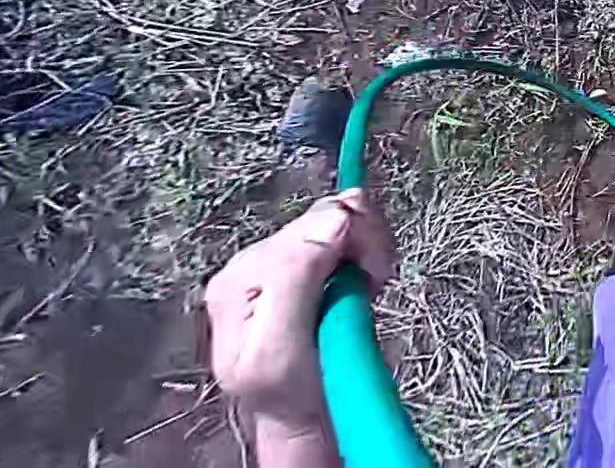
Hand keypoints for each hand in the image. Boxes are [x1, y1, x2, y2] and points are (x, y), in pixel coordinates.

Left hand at [204, 189, 397, 447]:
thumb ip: (297, 280)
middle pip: (335, 211)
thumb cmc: (291, 386)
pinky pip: (356, 221)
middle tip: (370, 281)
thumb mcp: (281, 346)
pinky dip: (372, 246)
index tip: (367, 279)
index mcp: (242, 276)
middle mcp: (259, 256)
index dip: (357, 240)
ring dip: (372, 244)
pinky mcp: (312, 251)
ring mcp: (286, 251)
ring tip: (367, 282)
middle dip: (367, 241)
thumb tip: (337, 217)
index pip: (319, 222)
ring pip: (351, 211)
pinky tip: (363, 277)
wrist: (306, 403)